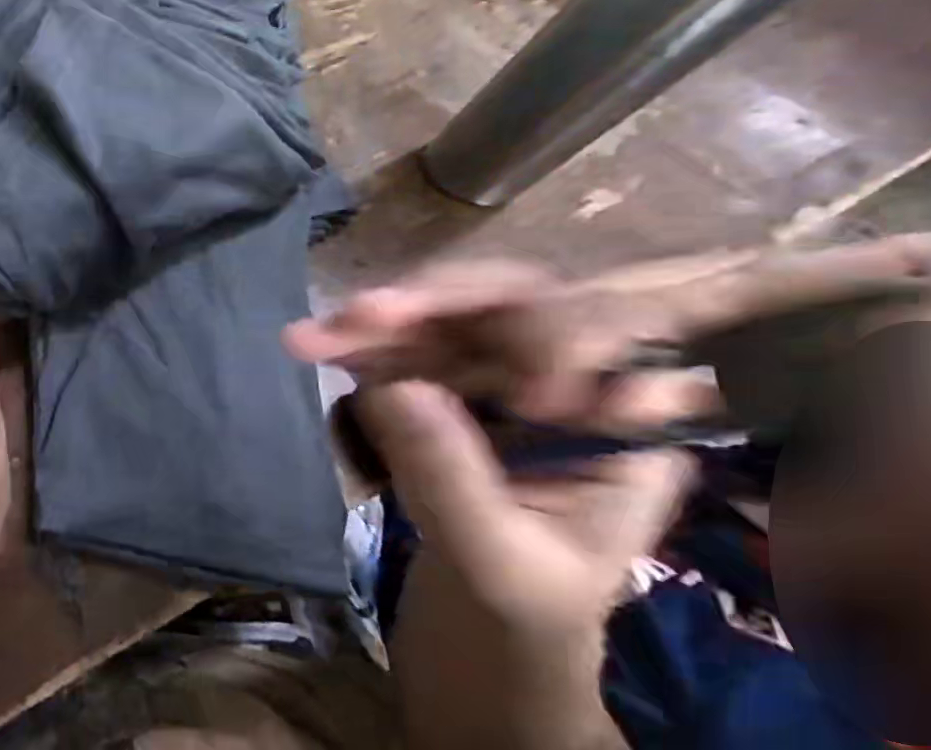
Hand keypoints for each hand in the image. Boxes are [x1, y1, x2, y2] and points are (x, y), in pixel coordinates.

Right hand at [291, 261, 699, 631]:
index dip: (563, 341)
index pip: (606, 337)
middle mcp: (559, 377)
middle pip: (510, 304)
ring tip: (311, 336)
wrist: (480, 626)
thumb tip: (394, 386)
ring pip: (443, 313)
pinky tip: (314, 344)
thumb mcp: (497, 561)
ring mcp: (492, 370)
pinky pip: (400, 340)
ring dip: (376, 319)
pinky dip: (355, 340)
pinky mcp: (439, 375)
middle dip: (437, 304)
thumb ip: (452, 478)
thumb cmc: (518, 609)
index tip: (530, 399)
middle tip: (363, 314)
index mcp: (619, 424)